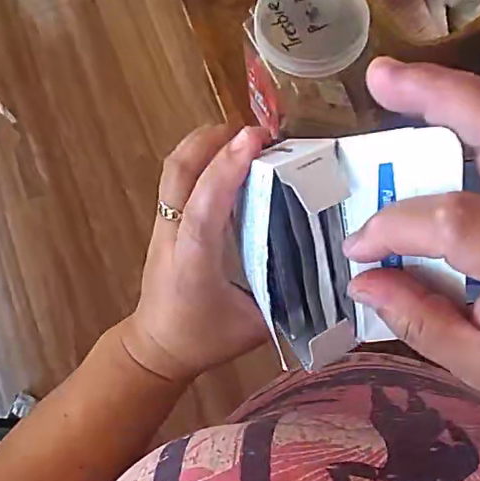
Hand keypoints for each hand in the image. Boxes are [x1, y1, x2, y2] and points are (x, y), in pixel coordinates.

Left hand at [121, 124, 271, 383]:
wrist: (156, 347)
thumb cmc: (204, 338)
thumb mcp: (254, 326)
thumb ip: (286, 296)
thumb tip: (323, 269)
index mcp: (194, 260)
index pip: (206, 205)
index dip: (228, 168)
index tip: (255, 139)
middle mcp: (174, 234)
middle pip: (180, 170)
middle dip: (215, 139)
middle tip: (259, 132)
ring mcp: (165, 225)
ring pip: (175, 168)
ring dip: (206, 142)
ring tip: (245, 137)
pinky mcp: (166, 222)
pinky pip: (179, 178)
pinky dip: (202, 157)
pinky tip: (230, 159)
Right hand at [343, 60, 479, 449]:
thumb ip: (423, 322)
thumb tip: (365, 280)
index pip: (459, 222)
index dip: (397, 226)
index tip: (360, 249)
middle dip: (436, 94)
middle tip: (378, 76)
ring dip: (454, 95)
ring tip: (396, 82)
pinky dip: (474, 122)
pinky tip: (439, 123)